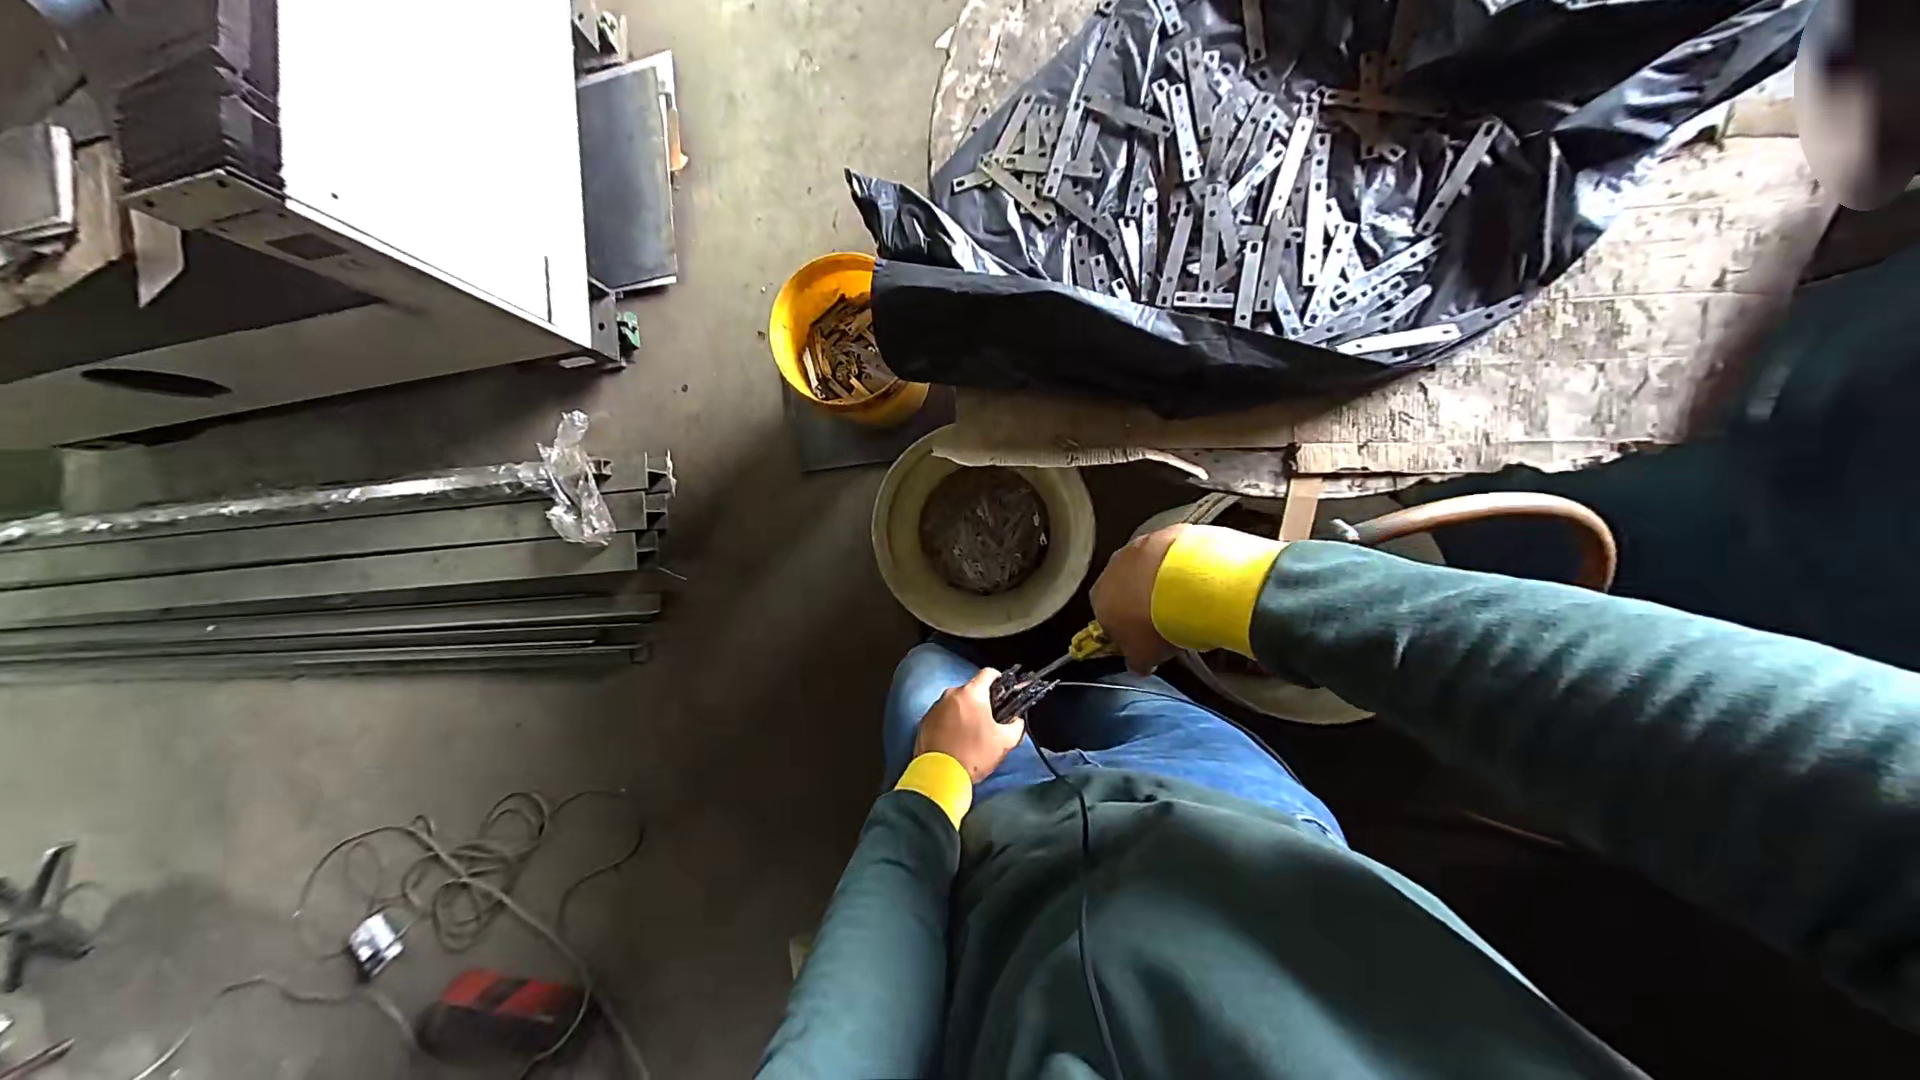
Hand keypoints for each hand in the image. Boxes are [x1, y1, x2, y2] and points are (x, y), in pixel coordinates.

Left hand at [914, 668, 1026, 781]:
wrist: (940, 776)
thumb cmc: (974, 755)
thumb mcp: (1004, 742)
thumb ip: (1016, 725)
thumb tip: (1016, 720)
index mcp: (972, 693)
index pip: (988, 673)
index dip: (999, 679)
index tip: (1003, 691)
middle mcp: (951, 694)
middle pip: (971, 690)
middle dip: (981, 701)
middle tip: (989, 719)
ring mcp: (935, 707)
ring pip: (955, 703)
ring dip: (964, 712)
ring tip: (970, 732)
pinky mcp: (924, 721)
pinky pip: (942, 715)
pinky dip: (949, 722)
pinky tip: (955, 739)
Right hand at [1091, 523, 1187, 673]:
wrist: (1187, 585)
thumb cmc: (1155, 624)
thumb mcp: (1143, 655)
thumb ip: (1136, 660)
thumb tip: (1139, 665)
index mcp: (1099, 597)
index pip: (1105, 615)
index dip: (1124, 628)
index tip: (1143, 637)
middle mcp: (1113, 567)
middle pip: (1125, 586)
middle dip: (1141, 600)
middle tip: (1166, 617)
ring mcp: (1140, 546)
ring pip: (1147, 566)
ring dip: (1160, 579)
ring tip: (1185, 598)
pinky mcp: (1167, 532)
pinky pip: (1172, 552)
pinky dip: (1180, 563)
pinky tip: (1198, 580)